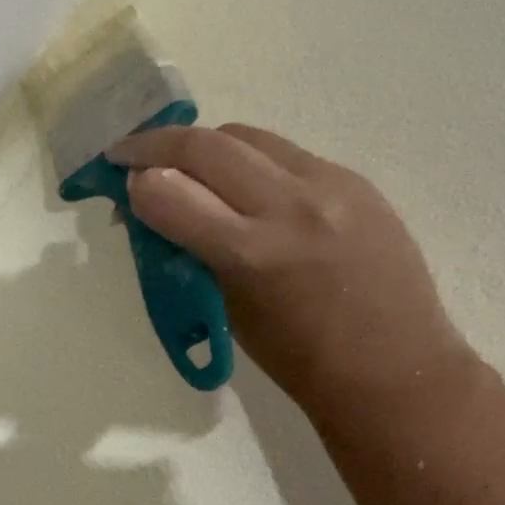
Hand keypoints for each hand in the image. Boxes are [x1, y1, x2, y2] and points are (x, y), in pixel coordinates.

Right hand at [105, 124, 476, 413]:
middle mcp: (293, 207)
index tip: (113, 178)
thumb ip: (183, 246)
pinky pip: (284, 154)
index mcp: (250, 252)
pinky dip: (245, 162)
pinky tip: (235, 188)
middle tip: (127, 155)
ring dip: (203, 148)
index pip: (169, 190)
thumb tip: (148, 202)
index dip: (133, 177)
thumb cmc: (289, 353)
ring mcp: (332, 187)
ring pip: (247, 138)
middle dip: (156, 144)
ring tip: (181, 169)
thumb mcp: (217, 302)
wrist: (391, 366)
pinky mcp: (355, 182)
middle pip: (208, 146)